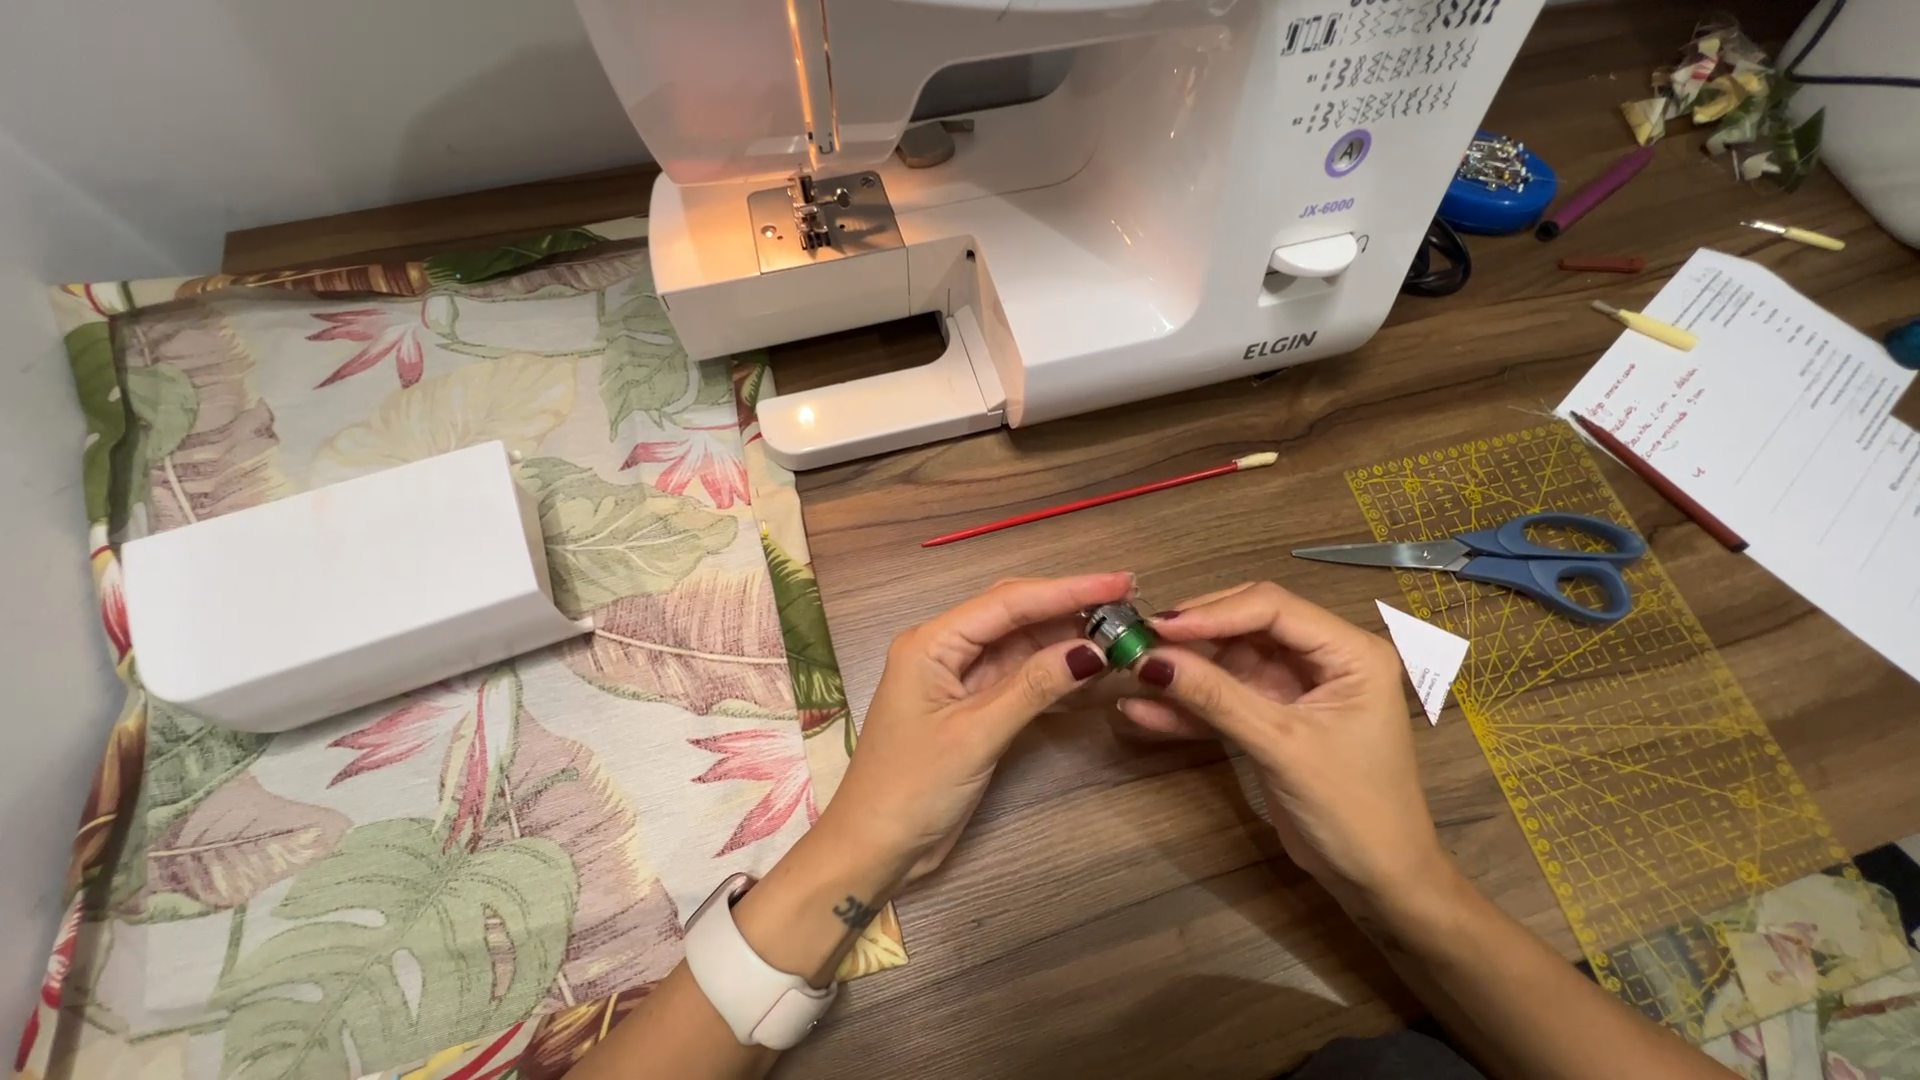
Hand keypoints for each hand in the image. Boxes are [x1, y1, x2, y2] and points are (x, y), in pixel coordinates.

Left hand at [821, 572, 1132, 885]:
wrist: (874, 847)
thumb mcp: (975, 735)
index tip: (1120, 582)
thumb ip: (1033, 688)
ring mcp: (959, 678)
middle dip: (1069, 606)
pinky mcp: (972, 707)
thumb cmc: (911, 788)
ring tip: (1120, 631)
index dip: (1068, 589)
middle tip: (1129, 601)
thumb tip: (1094, 650)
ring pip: (1021, 645)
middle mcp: (945, 649)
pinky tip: (1089, 668)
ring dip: (1066, 639)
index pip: (1008, 601)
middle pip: (1015, 614)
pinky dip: (1053, 673)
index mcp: (931, 642)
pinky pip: (1019, 677)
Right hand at [1115, 582, 1447, 905]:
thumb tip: (1147, 661)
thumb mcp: (1282, 746)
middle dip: (1191, 635)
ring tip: (1128, 671)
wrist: (1376, 880)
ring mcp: (1293, 687)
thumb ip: (1216, 698)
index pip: (1272, 607)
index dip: (1212, 612)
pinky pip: (1222, 699)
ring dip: (1181, 670)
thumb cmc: (1352, 808)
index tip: (1156, 627)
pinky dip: (1186, 707)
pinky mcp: (1270, 716)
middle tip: (1136, 641)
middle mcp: (1321, 657)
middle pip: (1244, 625)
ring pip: (1226, 661)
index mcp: (1348, 650)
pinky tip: (1142, 711)